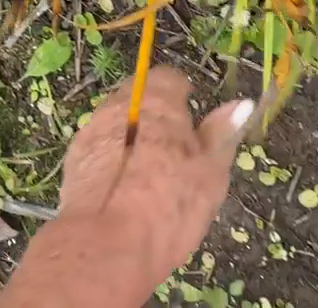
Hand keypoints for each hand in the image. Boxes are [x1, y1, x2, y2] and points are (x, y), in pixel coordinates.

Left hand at [0, 67, 252, 306]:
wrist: (108, 240)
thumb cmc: (170, 204)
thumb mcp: (210, 172)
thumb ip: (222, 132)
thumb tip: (241, 103)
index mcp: (158, 99)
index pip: (170, 77)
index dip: (182, 95)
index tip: (190, 119)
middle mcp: (121, 102)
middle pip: (140, 93)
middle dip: (155, 112)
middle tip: (172, 147)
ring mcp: (94, 124)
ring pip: (118, 117)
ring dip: (132, 132)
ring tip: (147, 169)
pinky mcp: (76, 151)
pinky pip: (100, 141)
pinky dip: (112, 153)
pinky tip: (122, 182)